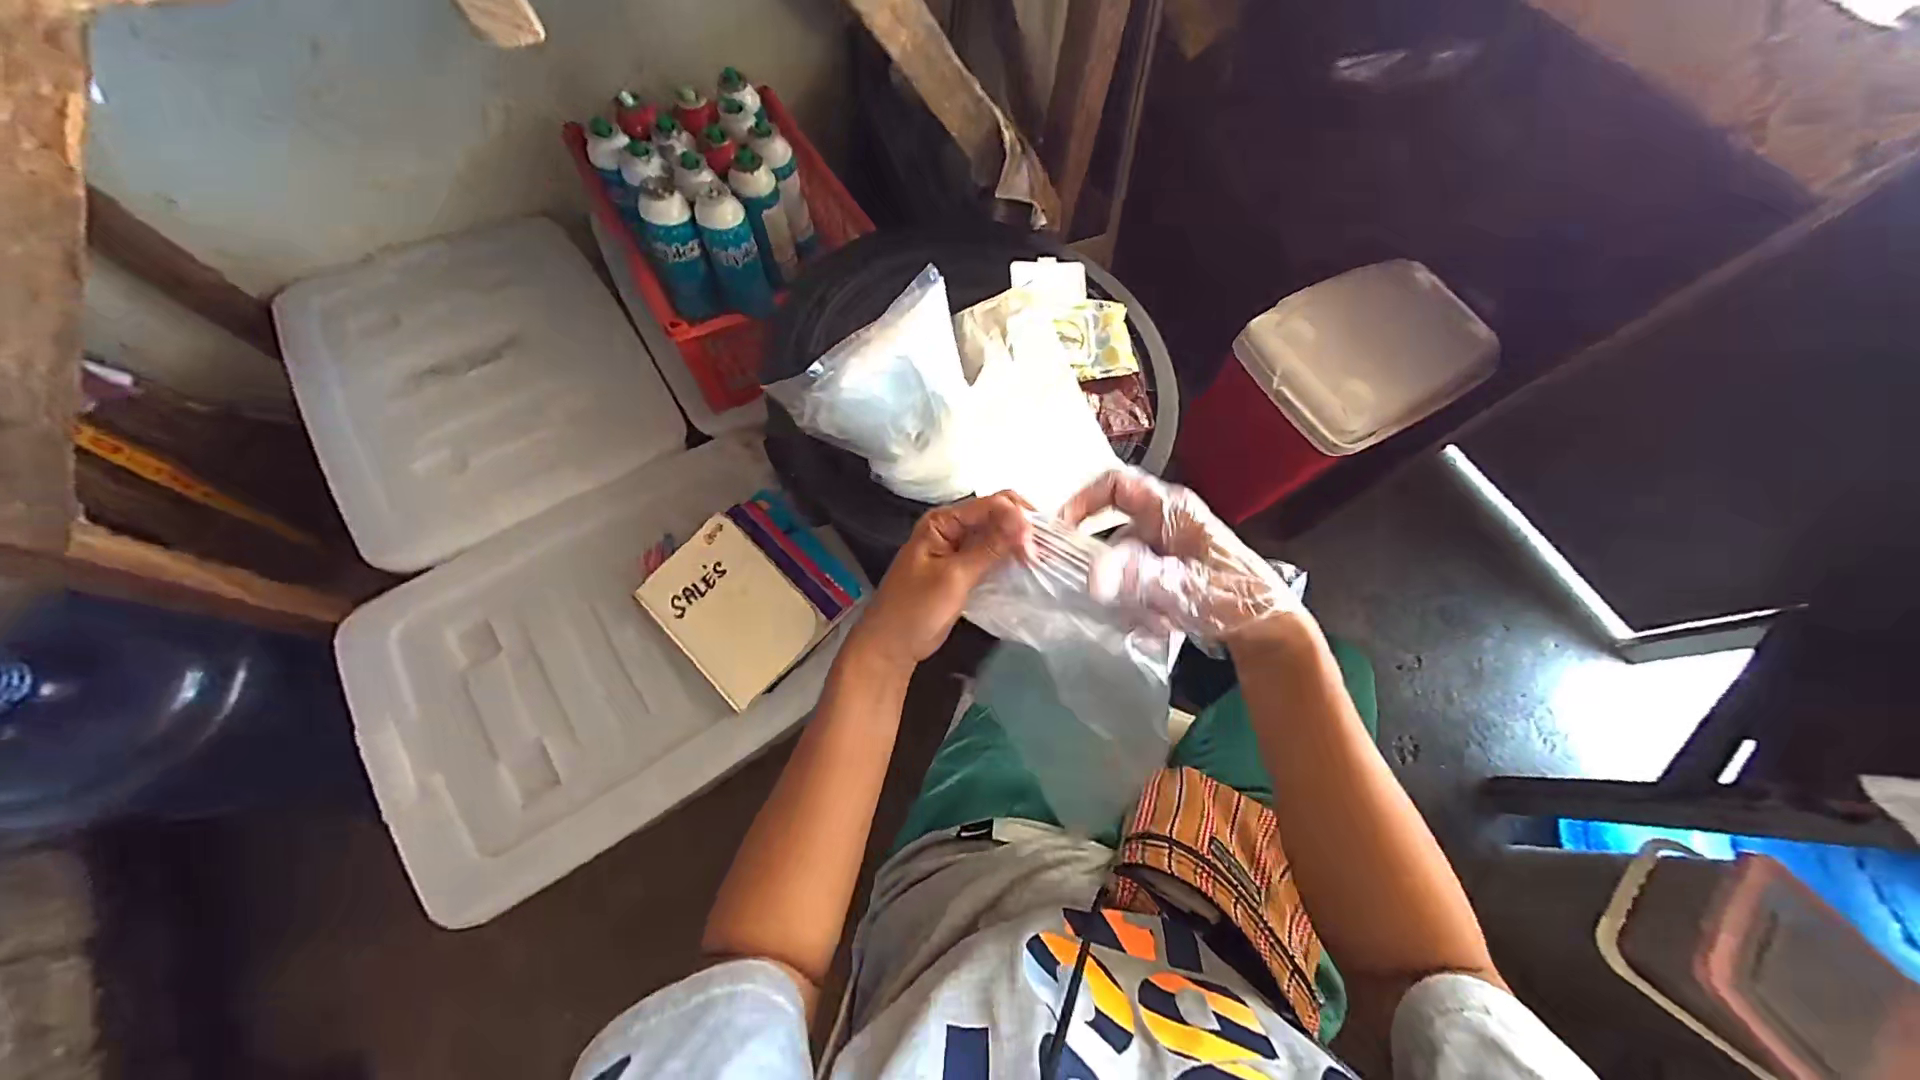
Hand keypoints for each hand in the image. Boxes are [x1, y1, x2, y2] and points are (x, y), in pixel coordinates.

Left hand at [847, 492, 1031, 668]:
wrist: (891, 646)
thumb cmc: (915, 610)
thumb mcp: (955, 577)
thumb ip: (989, 547)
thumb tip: (1023, 520)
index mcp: (942, 521)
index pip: (990, 504)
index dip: (1017, 517)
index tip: (1037, 543)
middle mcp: (950, 528)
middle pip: (995, 516)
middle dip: (1021, 529)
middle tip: (1044, 553)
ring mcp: (957, 548)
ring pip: (996, 535)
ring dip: (1017, 544)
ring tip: (1041, 560)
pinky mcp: (963, 569)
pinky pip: (991, 555)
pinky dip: (1008, 559)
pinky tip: (1026, 568)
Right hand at [1059, 469, 1306, 643]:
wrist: (1269, 630)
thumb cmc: (1239, 599)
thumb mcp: (1188, 587)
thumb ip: (1141, 578)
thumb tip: (1094, 575)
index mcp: (1172, 509)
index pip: (1115, 485)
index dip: (1082, 500)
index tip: (1060, 529)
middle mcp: (1164, 522)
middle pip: (1112, 531)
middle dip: (1105, 567)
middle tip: (1096, 593)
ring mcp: (1164, 548)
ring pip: (1121, 563)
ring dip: (1123, 592)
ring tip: (1143, 618)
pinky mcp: (1166, 571)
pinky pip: (1134, 581)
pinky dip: (1134, 603)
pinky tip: (1154, 623)